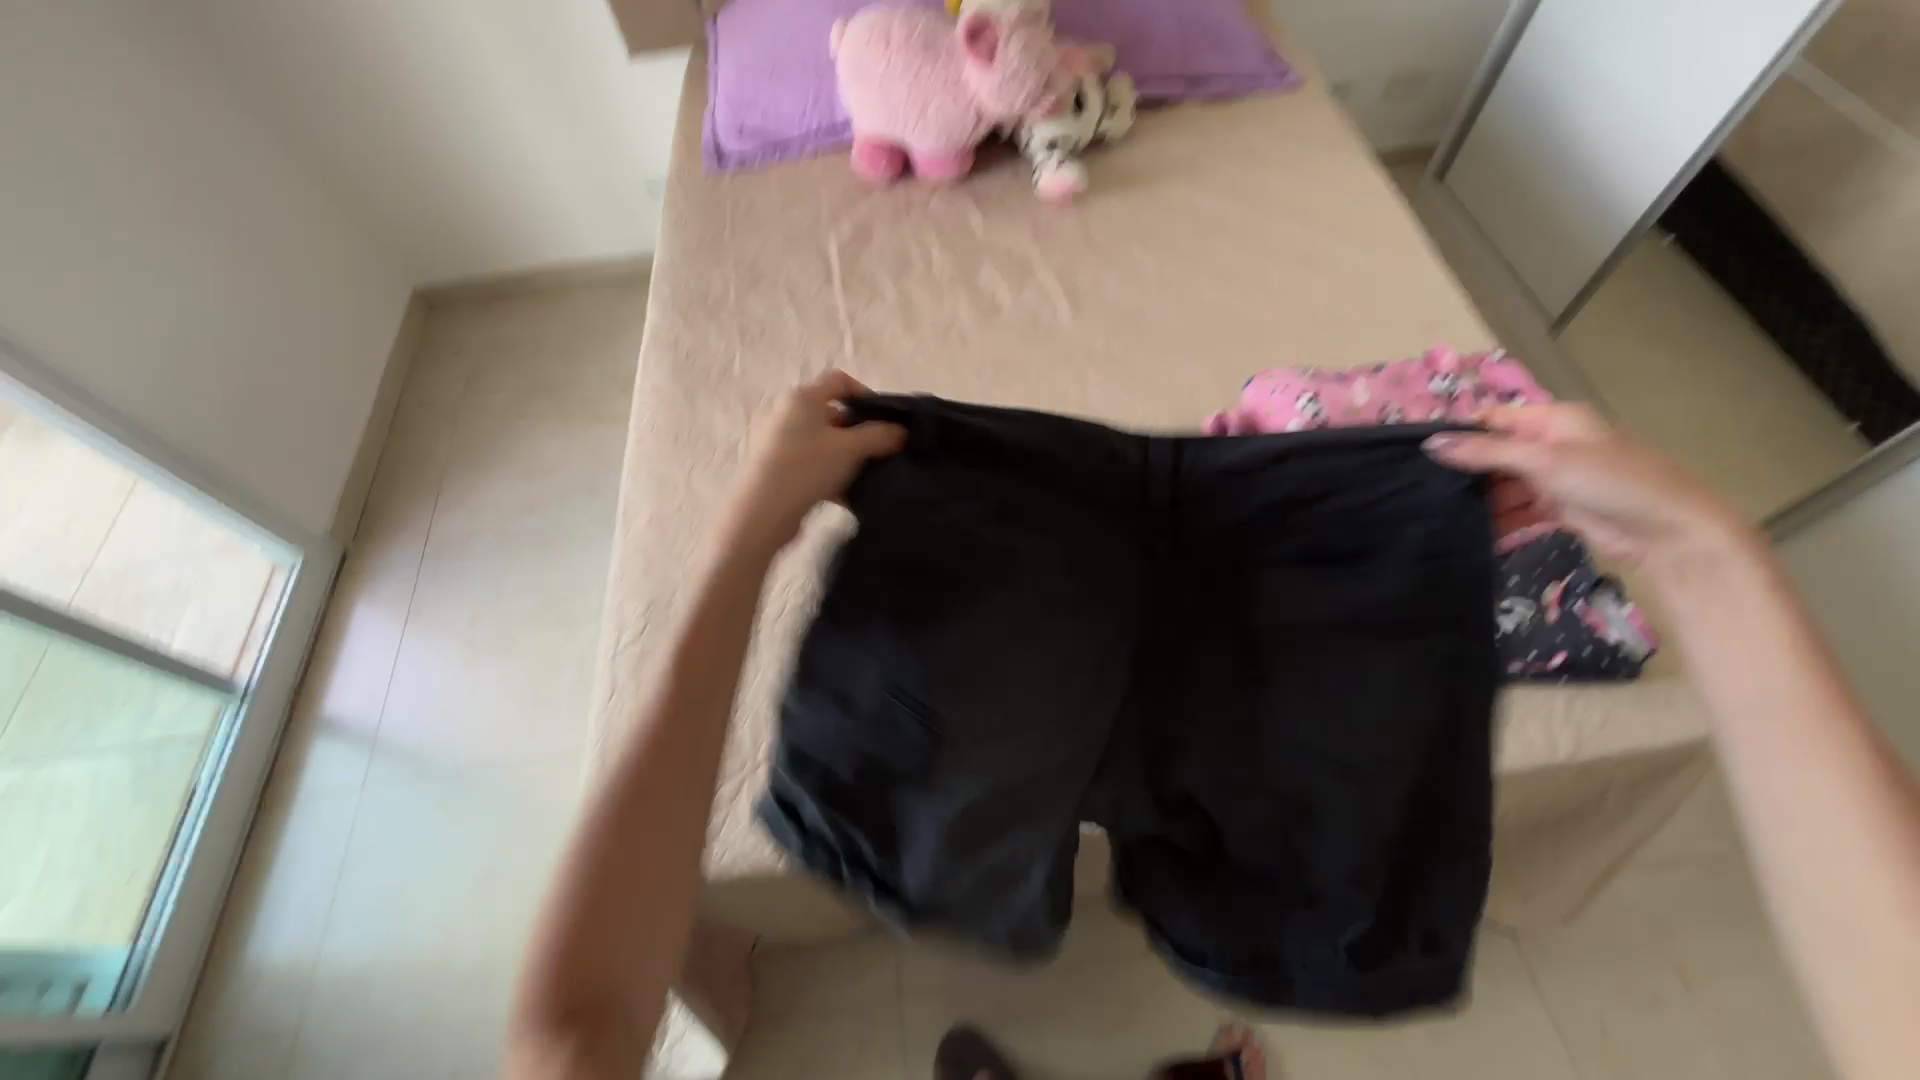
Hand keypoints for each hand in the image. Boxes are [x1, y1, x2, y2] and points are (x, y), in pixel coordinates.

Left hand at [721, 371, 906, 555]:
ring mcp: (780, 443)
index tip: (885, 419)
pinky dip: (833, 477)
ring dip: (849, 459)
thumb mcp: (851, 448)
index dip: (866, 394)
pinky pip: (814, 466)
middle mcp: (788, 414)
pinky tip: (851, 497)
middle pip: (833, 415)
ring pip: (825, 445)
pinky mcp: (778, 470)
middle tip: (882, 451)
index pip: (840, 381)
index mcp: (803, 398)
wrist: (762, 512)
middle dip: (860, 433)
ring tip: (870, 477)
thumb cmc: (807, 467)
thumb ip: (880, 436)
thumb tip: (903, 432)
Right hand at [1423, 403, 1751, 572]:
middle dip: (1465, 473)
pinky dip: (1500, 523)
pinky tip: (1475, 535)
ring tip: (1443, 517)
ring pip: (1503, 487)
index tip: (1419, 455)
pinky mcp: (1558, 508)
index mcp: (1552, 421)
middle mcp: (1551, 445)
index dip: (1457, 433)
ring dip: (1480, 503)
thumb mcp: (1543, 460)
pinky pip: (1518, 512)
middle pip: (1493, 455)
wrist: (1668, 531)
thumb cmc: (1610, 481)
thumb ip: (1485, 452)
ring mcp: (1554, 478)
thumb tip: (1430, 443)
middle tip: (1423, 490)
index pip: (1492, 420)